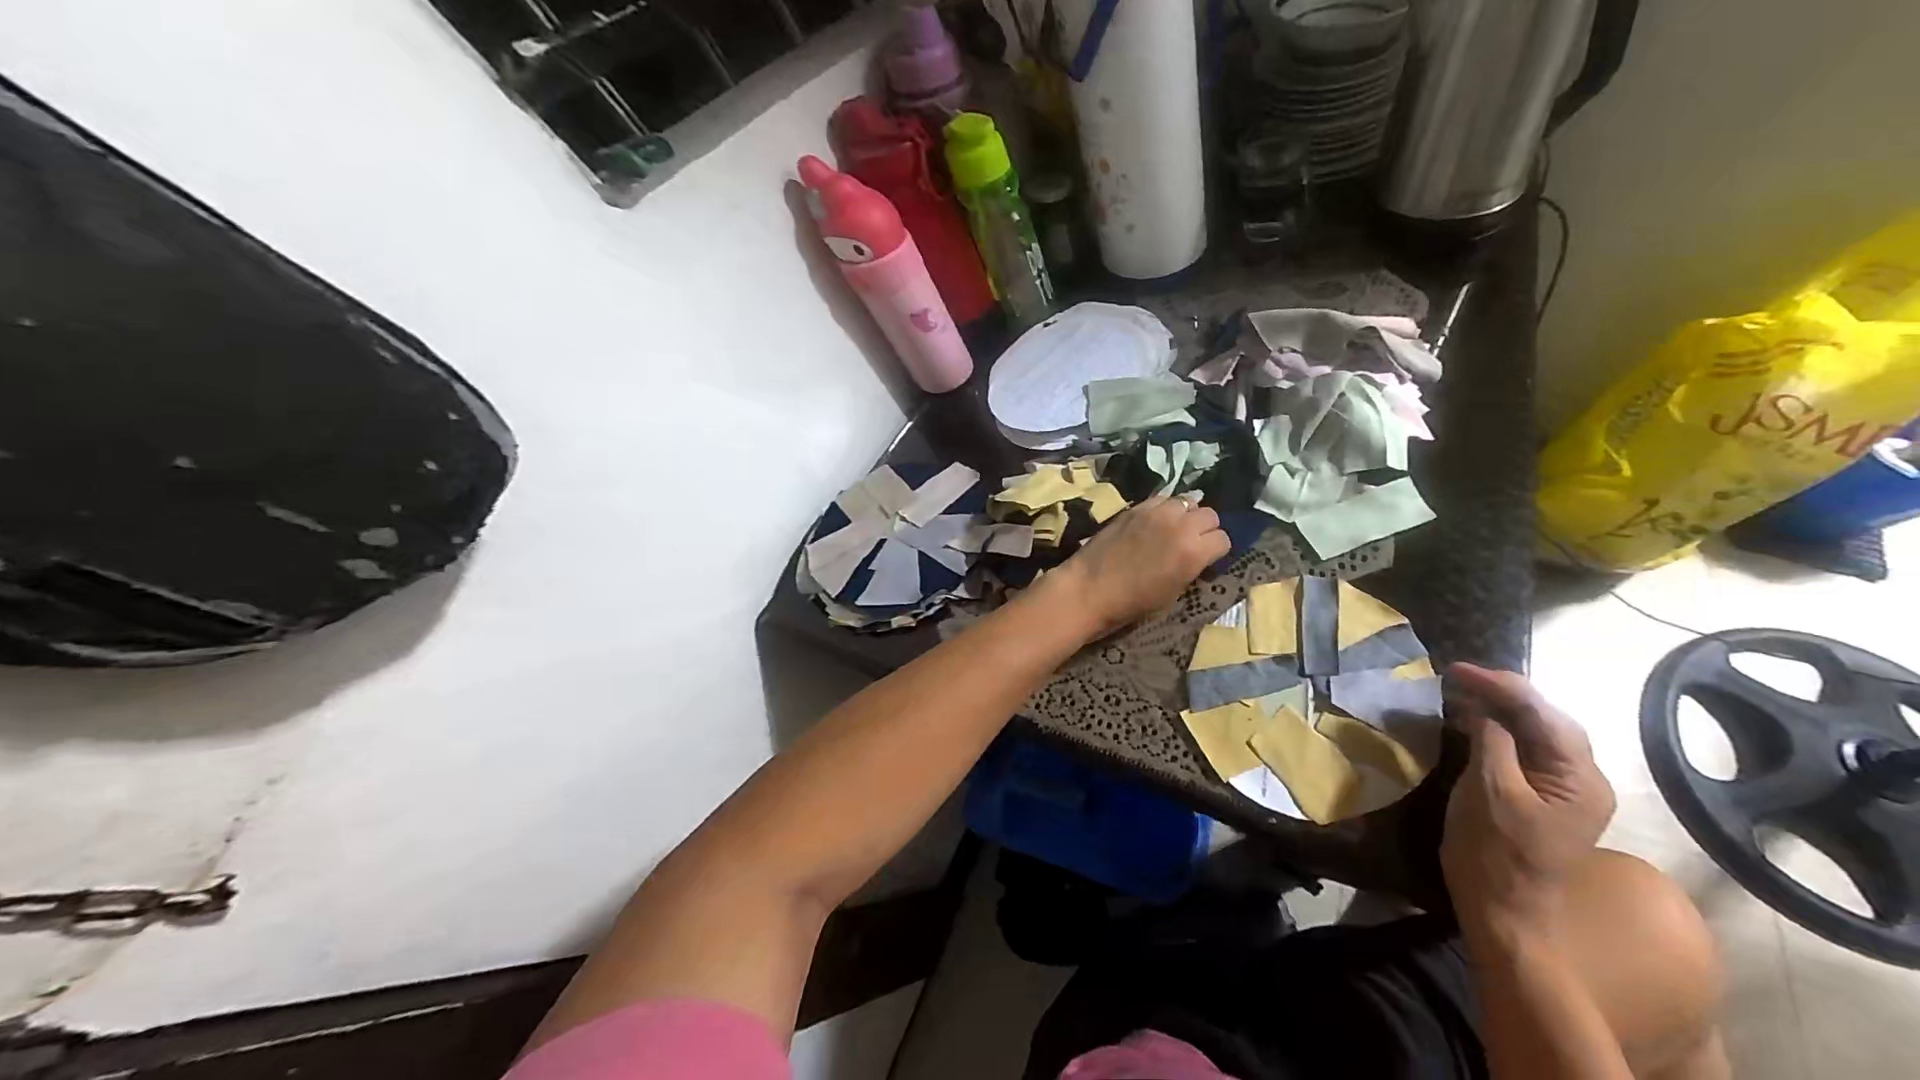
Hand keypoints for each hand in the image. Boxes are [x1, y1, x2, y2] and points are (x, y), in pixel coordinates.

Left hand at [1041, 494, 1229, 639]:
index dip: (1215, 550)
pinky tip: (1154, 523)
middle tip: (1191, 542)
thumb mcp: (1174, 592)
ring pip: (1186, 501)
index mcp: (1194, 551)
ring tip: (1173, 529)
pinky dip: (1163, 509)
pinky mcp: (1135, 508)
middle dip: (1204, 528)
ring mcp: (1157, 512)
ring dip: (1185, 514)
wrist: (1090, 589)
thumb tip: (1199, 556)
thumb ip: (1192, 567)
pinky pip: (1161, 500)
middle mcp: (1180, 525)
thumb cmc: (1133, 603)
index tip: (1206, 558)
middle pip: (1209, 515)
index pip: (1223, 539)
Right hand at [1440, 663, 1614, 937]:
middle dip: (1503, 693)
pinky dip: (1500, 730)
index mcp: (1579, 778)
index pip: (1543, 714)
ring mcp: (1566, 791)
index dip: (1500, 686)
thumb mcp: (1489, 790)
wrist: (1504, 911)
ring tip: (1461, 693)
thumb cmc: (1495, 852)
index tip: (1455, 670)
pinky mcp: (1545, 798)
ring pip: (1538, 733)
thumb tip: (1484, 707)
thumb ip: (1492, 742)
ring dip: (1501, 709)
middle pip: (1547, 720)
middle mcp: (1584, 780)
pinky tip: (1474, 723)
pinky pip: (1527, 751)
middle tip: (1457, 677)